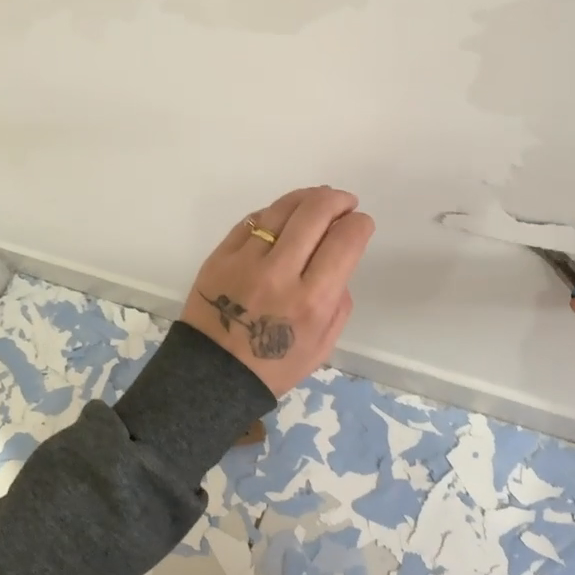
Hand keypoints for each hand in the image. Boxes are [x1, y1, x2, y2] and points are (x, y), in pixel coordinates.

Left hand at [180, 187, 375, 396]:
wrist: (213, 375)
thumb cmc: (273, 368)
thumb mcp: (322, 346)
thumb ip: (339, 303)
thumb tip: (339, 264)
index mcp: (312, 301)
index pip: (345, 241)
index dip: (360, 224)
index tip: (361, 224)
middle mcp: (280, 274)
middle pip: (314, 214)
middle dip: (337, 201)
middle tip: (344, 202)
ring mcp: (246, 261)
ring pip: (281, 210)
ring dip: (307, 198)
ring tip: (317, 200)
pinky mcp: (220, 257)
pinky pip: (252, 221)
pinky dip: (274, 213)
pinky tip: (284, 216)